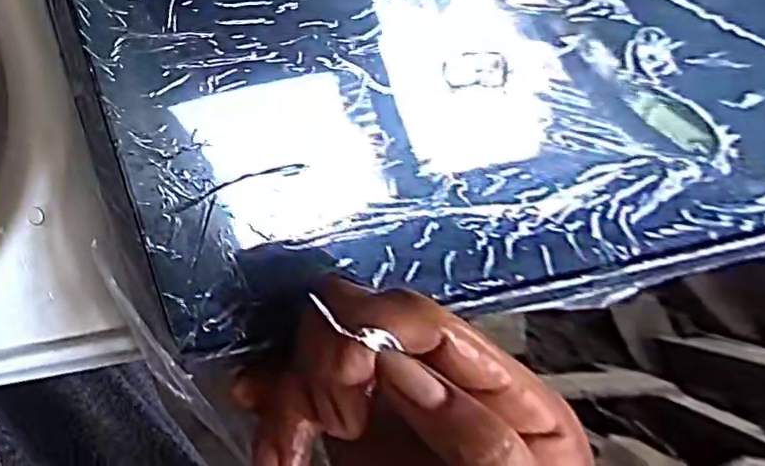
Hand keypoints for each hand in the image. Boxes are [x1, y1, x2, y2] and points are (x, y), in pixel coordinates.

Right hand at [234, 280, 590, 465]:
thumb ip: (478, 437)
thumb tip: (398, 364)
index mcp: (495, 390)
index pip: (418, 317)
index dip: (370, 327)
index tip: (346, 373)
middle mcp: (430, 378)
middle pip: (349, 316)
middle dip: (323, 361)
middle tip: (335, 423)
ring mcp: (382, 396)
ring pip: (306, 346)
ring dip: (288, 391)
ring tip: (293, 446)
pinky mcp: (342, 416)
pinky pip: (287, 381)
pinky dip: (269, 405)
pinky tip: (273, 444)